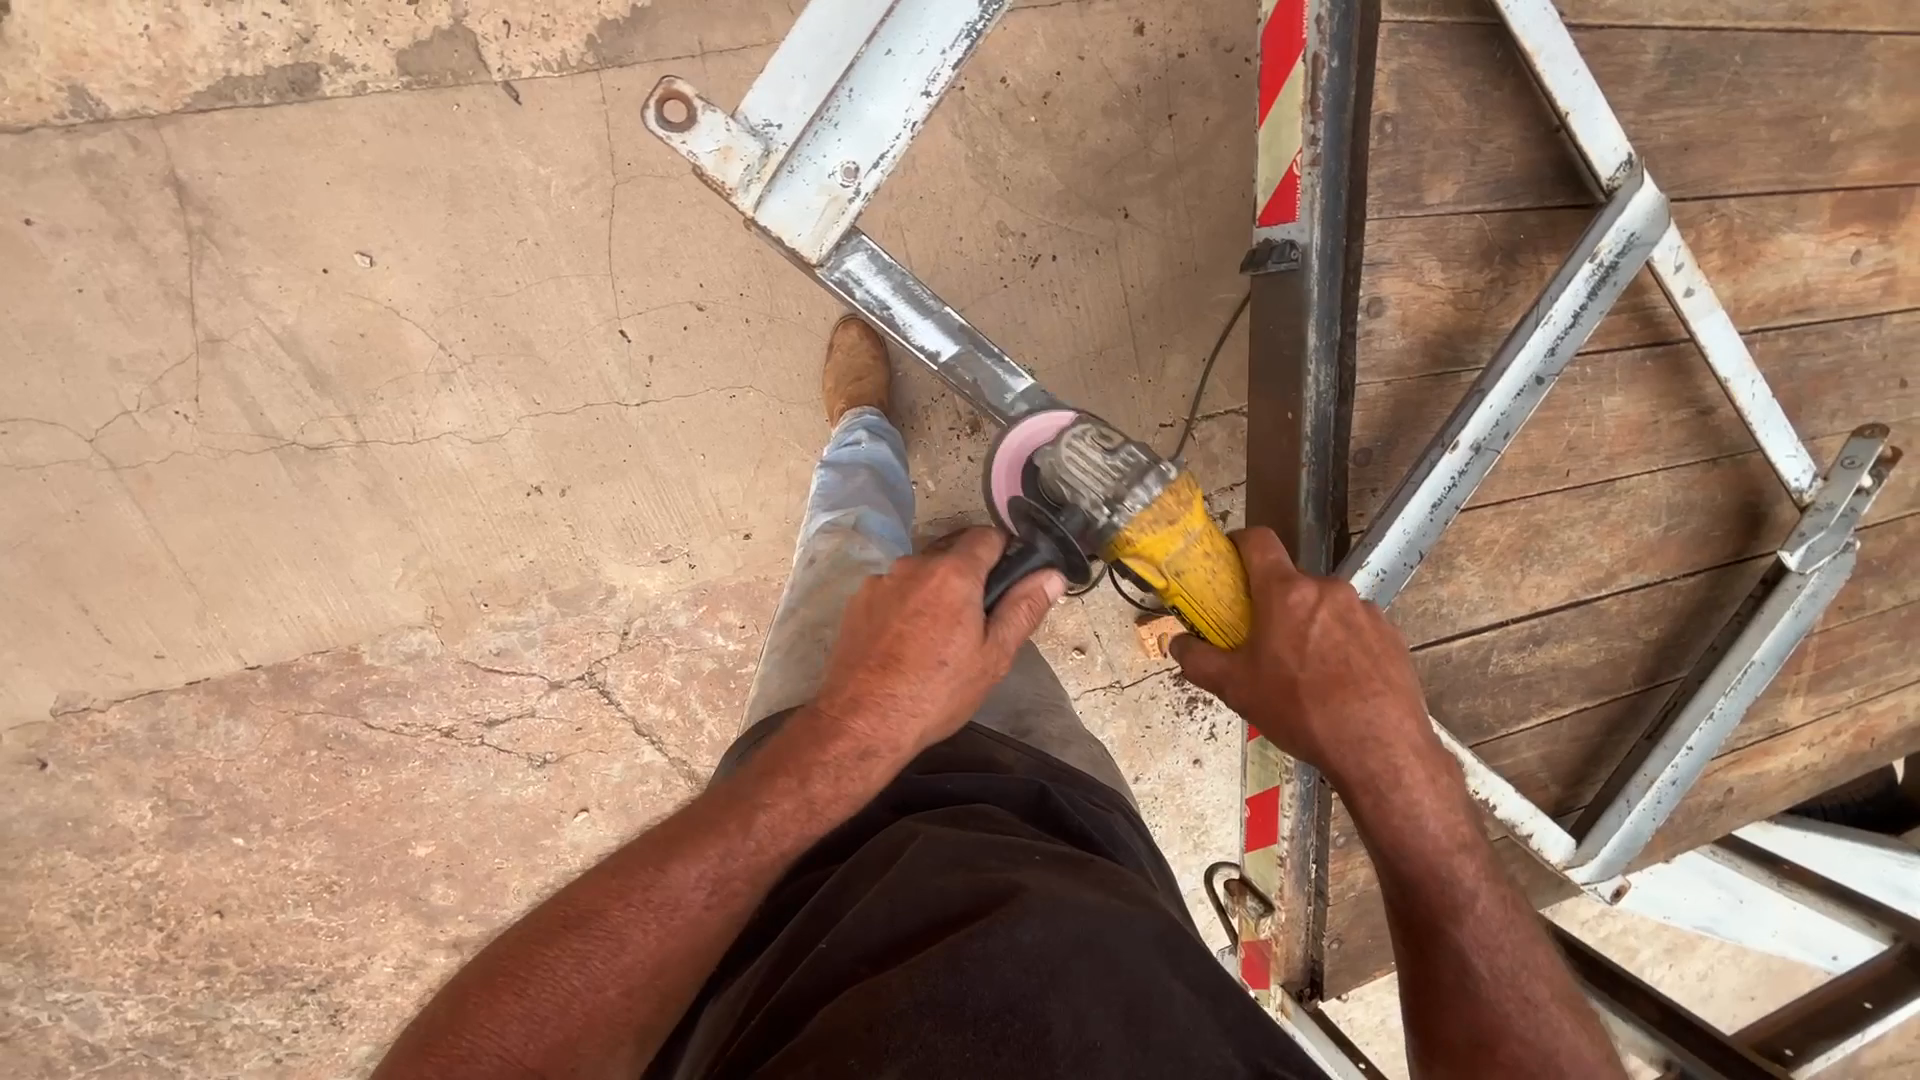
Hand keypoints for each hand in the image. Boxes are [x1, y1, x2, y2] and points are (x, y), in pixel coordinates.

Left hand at [809, 527, 1066, 758]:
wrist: (862, 720)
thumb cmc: (936, 692)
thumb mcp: (993, 657)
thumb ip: (1024, 609)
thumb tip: (1052, 575)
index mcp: (953, 573)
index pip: (987, 535)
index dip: (1005, 552)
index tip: (1010, 580)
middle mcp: (914, 565)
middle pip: (952, 552)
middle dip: (970, 575)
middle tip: (978, 619)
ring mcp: (881, 581)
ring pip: (921, 573)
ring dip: (936, 591)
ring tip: (939, 638)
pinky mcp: (858, 600)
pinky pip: (894, 590)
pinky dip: (907, 605)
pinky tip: (907, 643)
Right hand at [1169, 528, 1439, 790]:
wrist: (1381, 750)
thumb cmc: (1300, 711)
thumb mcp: (1235, 689)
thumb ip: (1198, 660)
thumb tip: (1177, 643)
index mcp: (1286, 593)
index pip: (1258, 541)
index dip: (1239, 543)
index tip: (1229, 563)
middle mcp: (1327, 590)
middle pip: (1290, 581)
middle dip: (1272, 603)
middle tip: (1261, 641)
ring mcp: (1364, 610)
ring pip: (1322, 606)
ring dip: (1307, 625)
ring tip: (1303, 670)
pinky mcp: (1391, 634)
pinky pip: (1353, 627)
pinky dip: (1339, 643)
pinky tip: (1337, 682)